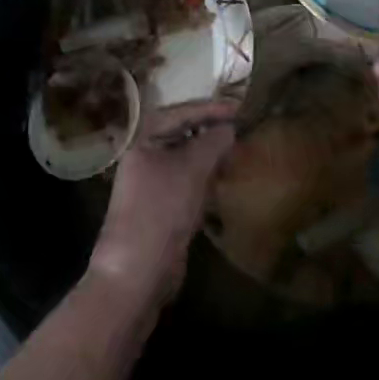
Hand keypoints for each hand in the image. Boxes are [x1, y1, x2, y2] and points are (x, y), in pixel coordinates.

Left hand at [89, 99, 236, 301]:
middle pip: (181, 136)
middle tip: (241, 128)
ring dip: (210, 156)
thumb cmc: (162, 209)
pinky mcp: (162, 209)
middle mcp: (144, 159)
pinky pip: (187, 184)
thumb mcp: (191, 169)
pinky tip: (223, 181)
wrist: (137, 271)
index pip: (179, 113)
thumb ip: (212, 142)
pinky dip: (205, 179)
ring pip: (186, 161)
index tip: (239, 108)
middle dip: (211, 131)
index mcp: (142, 142)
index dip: (210, 109)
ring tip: (237, 151)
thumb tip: (228, 128)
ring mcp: (151, 185)